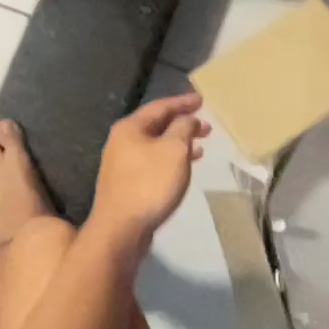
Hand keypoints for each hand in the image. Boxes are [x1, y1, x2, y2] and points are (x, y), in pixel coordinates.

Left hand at [88, 93, 210, 242]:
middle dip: (182, 123)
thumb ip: (183, 128)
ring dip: (178, 142)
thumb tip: (187, 119)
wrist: (121, 229)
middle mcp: (121, 141)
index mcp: (130, 128)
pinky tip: (184, 167)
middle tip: (206, 126)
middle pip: (156, 125)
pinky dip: (170, 159)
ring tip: (201, 145)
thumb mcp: (174, 150)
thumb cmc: (150, 184)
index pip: (160, 106)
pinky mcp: (127, 183)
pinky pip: (153, 161)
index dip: (183, 102)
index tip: (202, 100)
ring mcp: (122, 163)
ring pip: (155, 144)